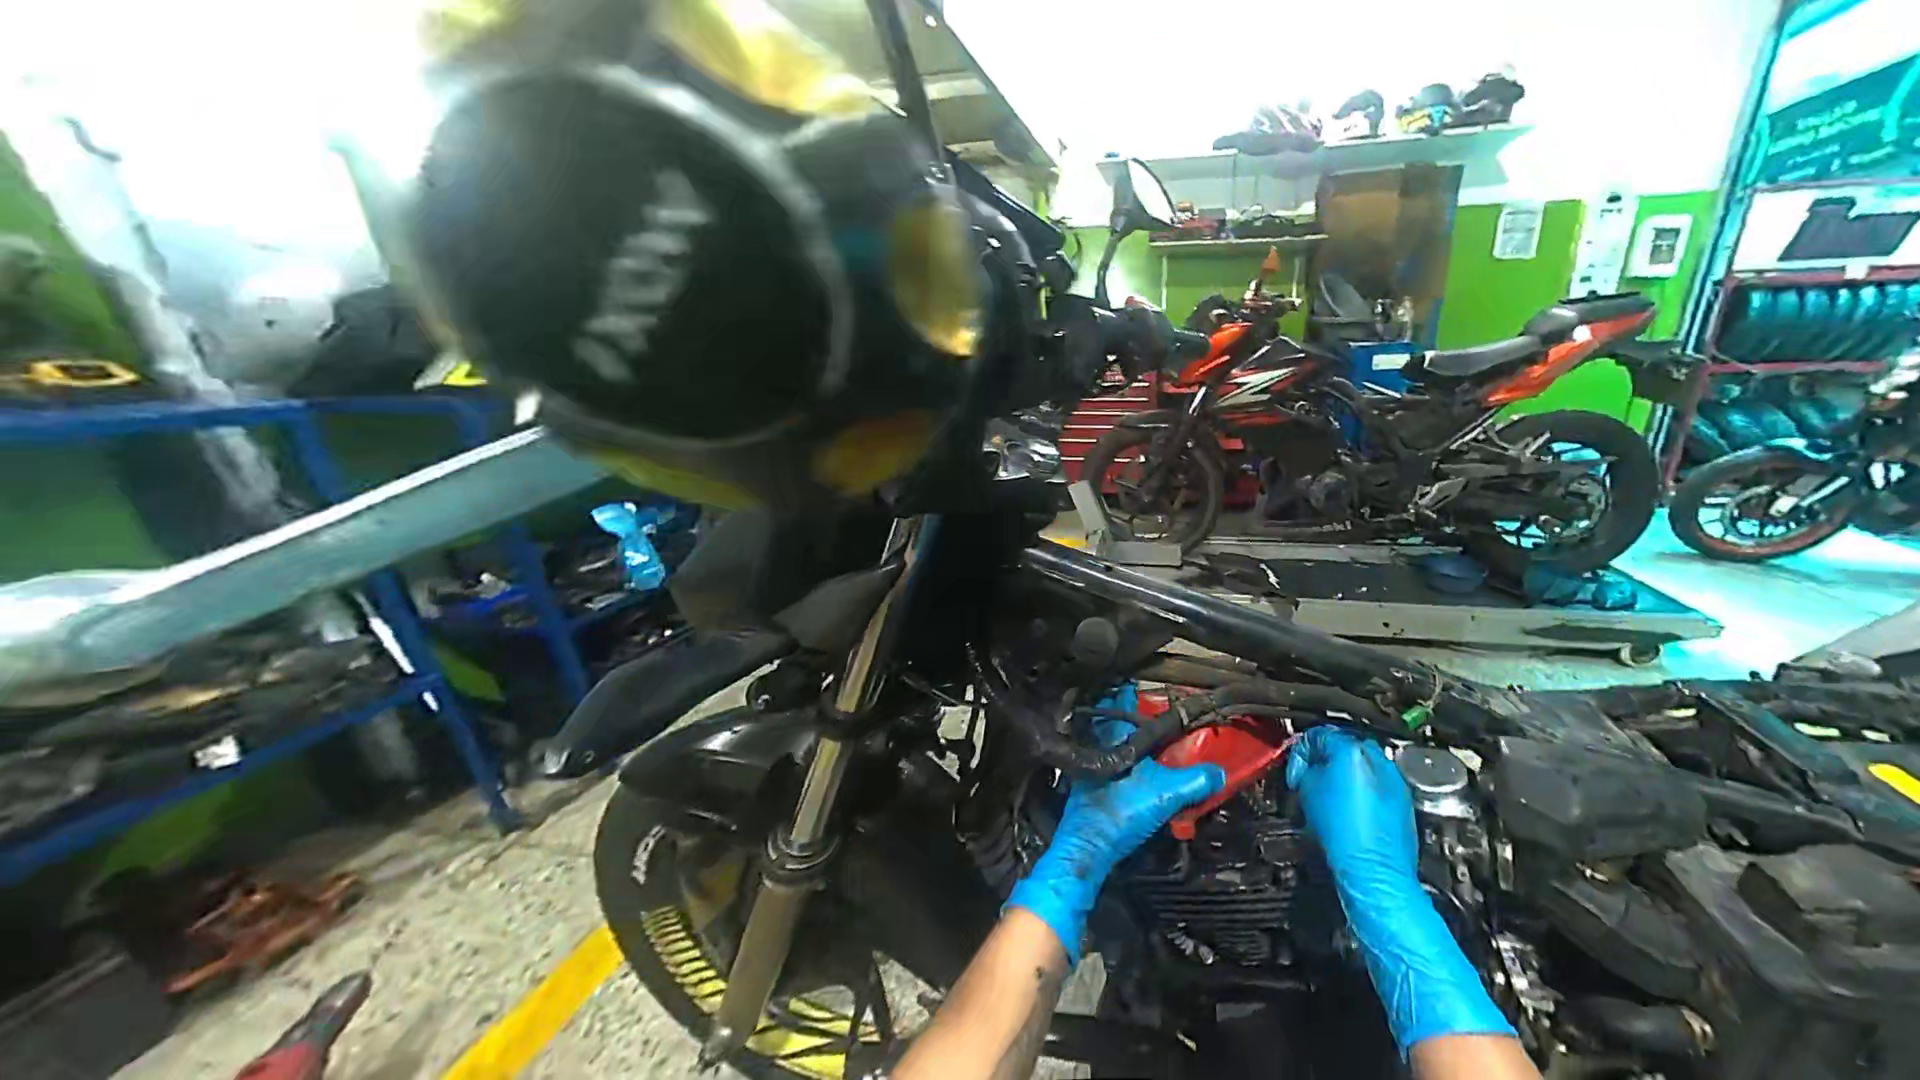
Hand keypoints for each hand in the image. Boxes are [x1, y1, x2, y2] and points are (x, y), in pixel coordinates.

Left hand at [1008, 690, 1224, 964]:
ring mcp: (1092, 769)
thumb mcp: (1162, 795)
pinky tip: (1144, 777)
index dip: (1134, 691)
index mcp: (1107, 739)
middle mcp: (1095, 748)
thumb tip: (1217, 772)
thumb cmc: (1113, 818)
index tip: (1151, 686)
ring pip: (1114, 745)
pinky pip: (1115, 767)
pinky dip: (1130, 766)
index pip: (1120, 700)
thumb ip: (1193, 781)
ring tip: (1159, 746)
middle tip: (1161, 717)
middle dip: (1138, 717)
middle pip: (1117, 722)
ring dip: (1134, 744)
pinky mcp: (1093, 789)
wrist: (1086, 851)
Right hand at [1285, 727, 1514, 1056]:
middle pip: (1342, 748)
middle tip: (1304, 782)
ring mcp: (1396, 787)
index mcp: (1358, 753)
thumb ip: (1306, 765)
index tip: (1293, 768)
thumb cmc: (1344, 838)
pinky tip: (1341, 816)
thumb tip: (1306, 759)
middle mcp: (1383, 765)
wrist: (1376, 878)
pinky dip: (1354, 794)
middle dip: (1320, 762)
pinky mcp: (1402, 809)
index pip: (1321, 734)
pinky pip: (1371, 789)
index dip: (1300, 750)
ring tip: (1321, 800)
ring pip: (1358, 768)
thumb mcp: (1309, 790)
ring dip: (1338, 778)